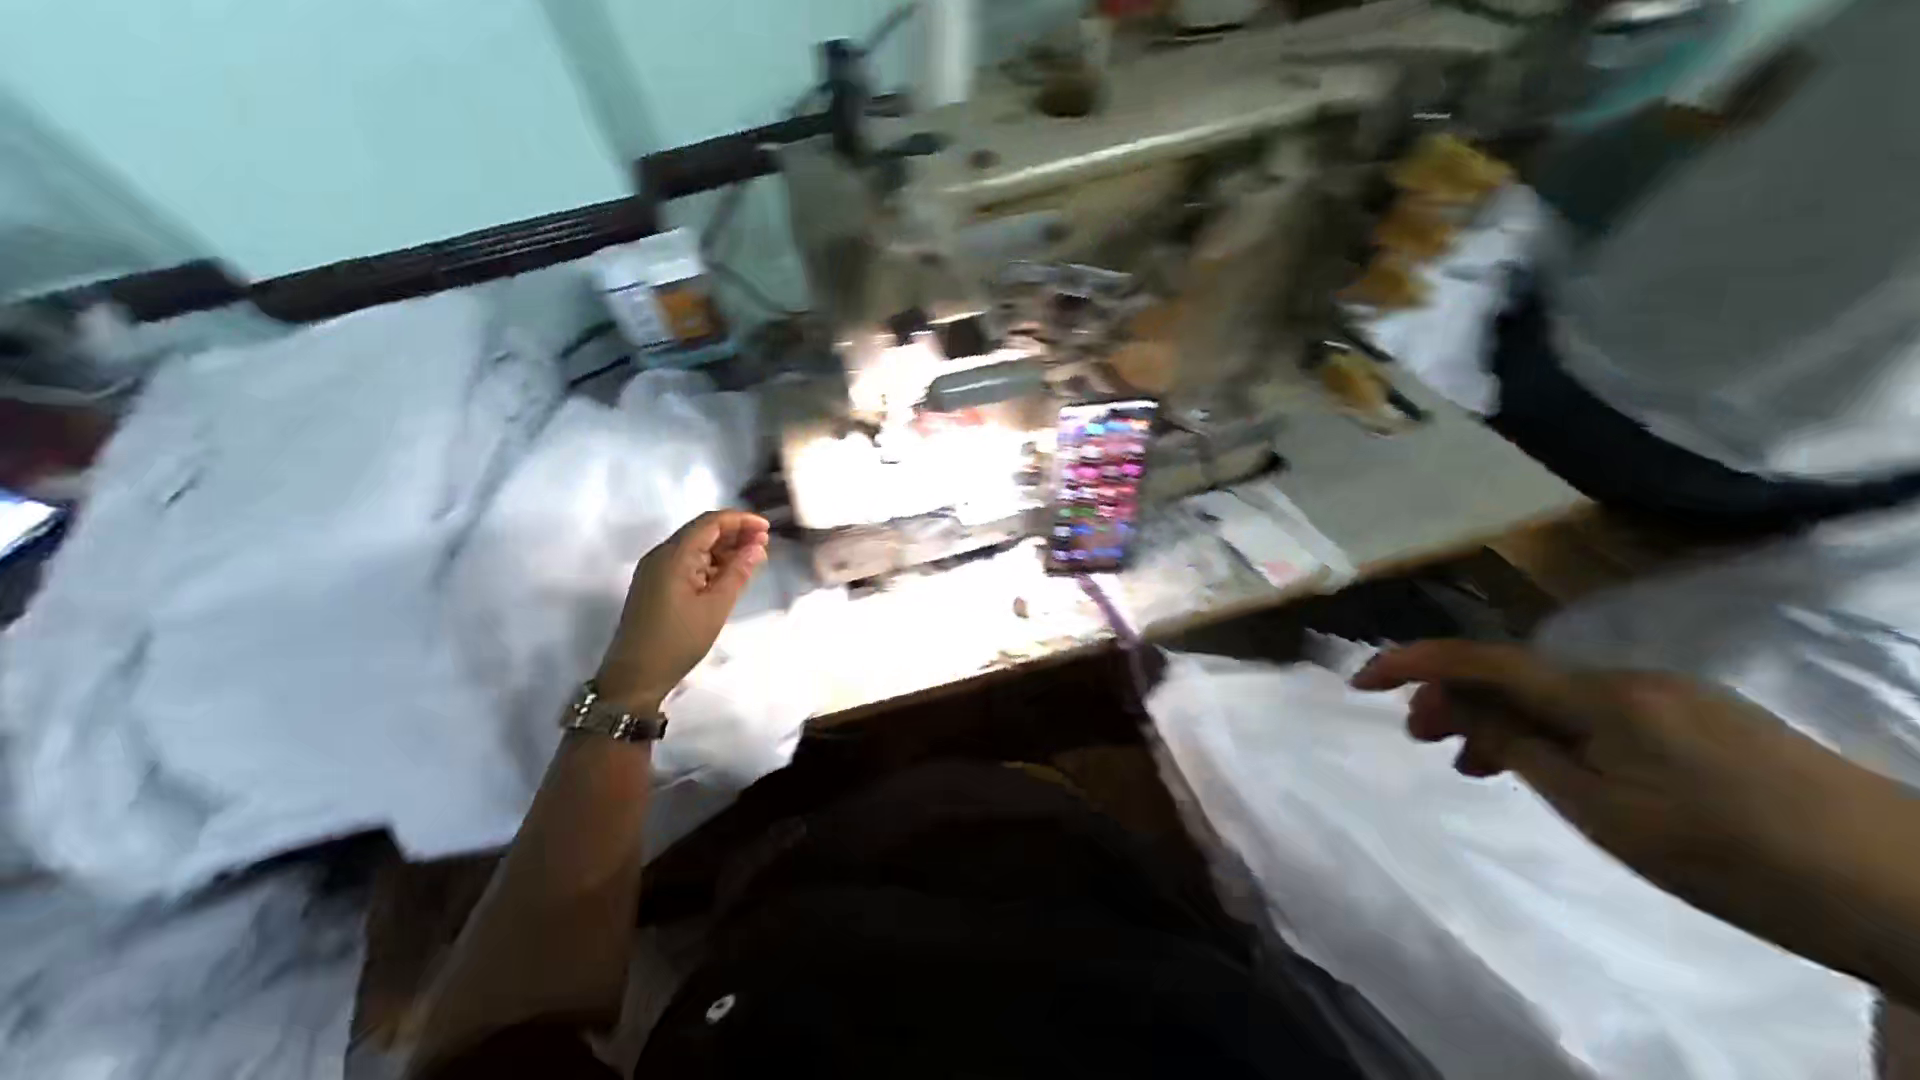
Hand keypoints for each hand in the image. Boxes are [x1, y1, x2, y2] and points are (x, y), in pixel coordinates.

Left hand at [594, 510, 768, 712]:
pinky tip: (729, 574)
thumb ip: (738, 572)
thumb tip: (757, 548)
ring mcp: (655, 570)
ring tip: (752, 558)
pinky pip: (687, 563)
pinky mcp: (655, 585)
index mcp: (673, 556)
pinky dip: (710, 563)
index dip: (740, 520)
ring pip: (694, 547)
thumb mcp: (715, 607)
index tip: (766, 529)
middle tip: (764, 544)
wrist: (634, 677)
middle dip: (734, 533)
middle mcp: (661, 556)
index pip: (710, 522)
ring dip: (724, 548)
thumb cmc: (678, 641)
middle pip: (701, 531)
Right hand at [1351, 640, 1919, 995]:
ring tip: (1477, 766)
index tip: (1358, 681)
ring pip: (1554, 694)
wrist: (1919, 892)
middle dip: (1454, 697)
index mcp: (1601, 695)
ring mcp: (1672, 697)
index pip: (1482, 660)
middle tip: (1424, 743)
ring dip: (1501, 719)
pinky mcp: (1702, 721)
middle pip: (1515, 672)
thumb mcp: (1602, 811)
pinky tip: (1553, 768)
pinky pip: (1595, 711)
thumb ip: (1518, 748)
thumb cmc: (1734, 857)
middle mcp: (1630, 679)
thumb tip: (1455, 705)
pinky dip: (1551, 730)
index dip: (1412, 662)